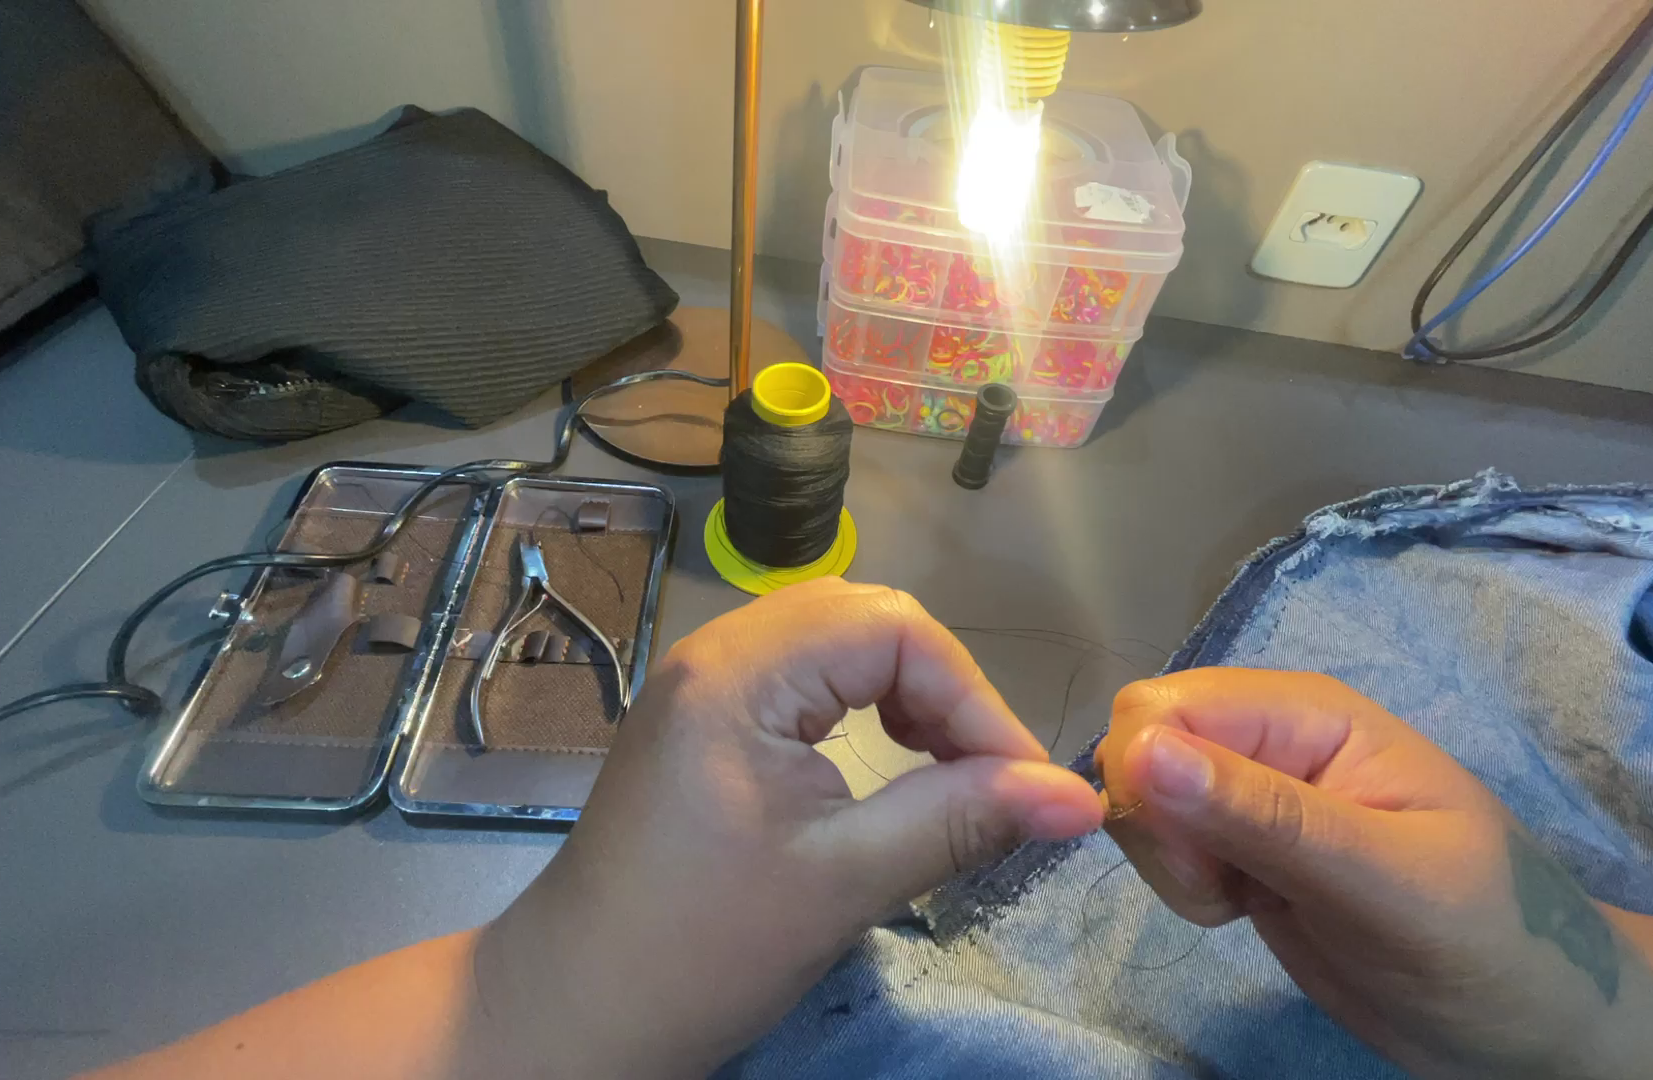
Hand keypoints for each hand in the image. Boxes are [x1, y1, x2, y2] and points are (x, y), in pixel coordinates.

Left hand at [481, 580, 1105, 1075]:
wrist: (575, 1006)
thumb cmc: (698, 950)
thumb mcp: (842, 883)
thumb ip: (961, 820)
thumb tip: (1077, 798)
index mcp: (738, 672)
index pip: (892, 629)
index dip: (970, 696)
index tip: (1022, 779)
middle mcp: (719, 648)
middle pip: (866, 616)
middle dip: (941, 685)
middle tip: (983, 768)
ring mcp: (710, 672)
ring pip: (839, 633)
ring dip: (906, 686)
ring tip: (942, 758)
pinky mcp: (712, 704)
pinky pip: (808, 665)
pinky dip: (863, 695)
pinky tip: (885, 745)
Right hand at [1095, 669, 1641, 1078]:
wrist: (1524, 1027)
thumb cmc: (1490, 947)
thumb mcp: (1389, 886)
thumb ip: (1264, 815)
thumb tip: (1138, 751)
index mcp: (1300, 711)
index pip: (1160, 707)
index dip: (1145, 775)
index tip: (1197, 859)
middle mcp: (1257, 733)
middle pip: (1133, 740)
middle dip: (1151, 819)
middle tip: (1214, 883)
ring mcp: (1236, 782)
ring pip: (1133, 787)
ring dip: (1162, 853)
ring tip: (1232, 896)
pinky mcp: (1222, 831)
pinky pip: (1150, 830)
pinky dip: (1170, 873)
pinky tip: (1231, 900)